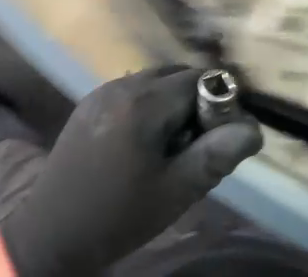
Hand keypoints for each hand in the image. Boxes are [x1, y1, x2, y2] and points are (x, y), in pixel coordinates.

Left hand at [0, 65, 262, 276]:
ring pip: (153, 82)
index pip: (198, 79)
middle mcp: (121, 84)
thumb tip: (255, 129)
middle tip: (198, 146)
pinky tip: (144, 146)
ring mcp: (101, 91)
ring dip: (172, 103)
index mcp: (144, 102)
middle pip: (175, 75)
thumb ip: (216, 155)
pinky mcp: (88, 103)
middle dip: (196, 101)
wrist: (53, 231)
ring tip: (172, 149)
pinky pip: (130, 91)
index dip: (219, 103)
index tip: (221, 137)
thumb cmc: (120, 215)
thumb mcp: (176, 191)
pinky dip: (148, 106)